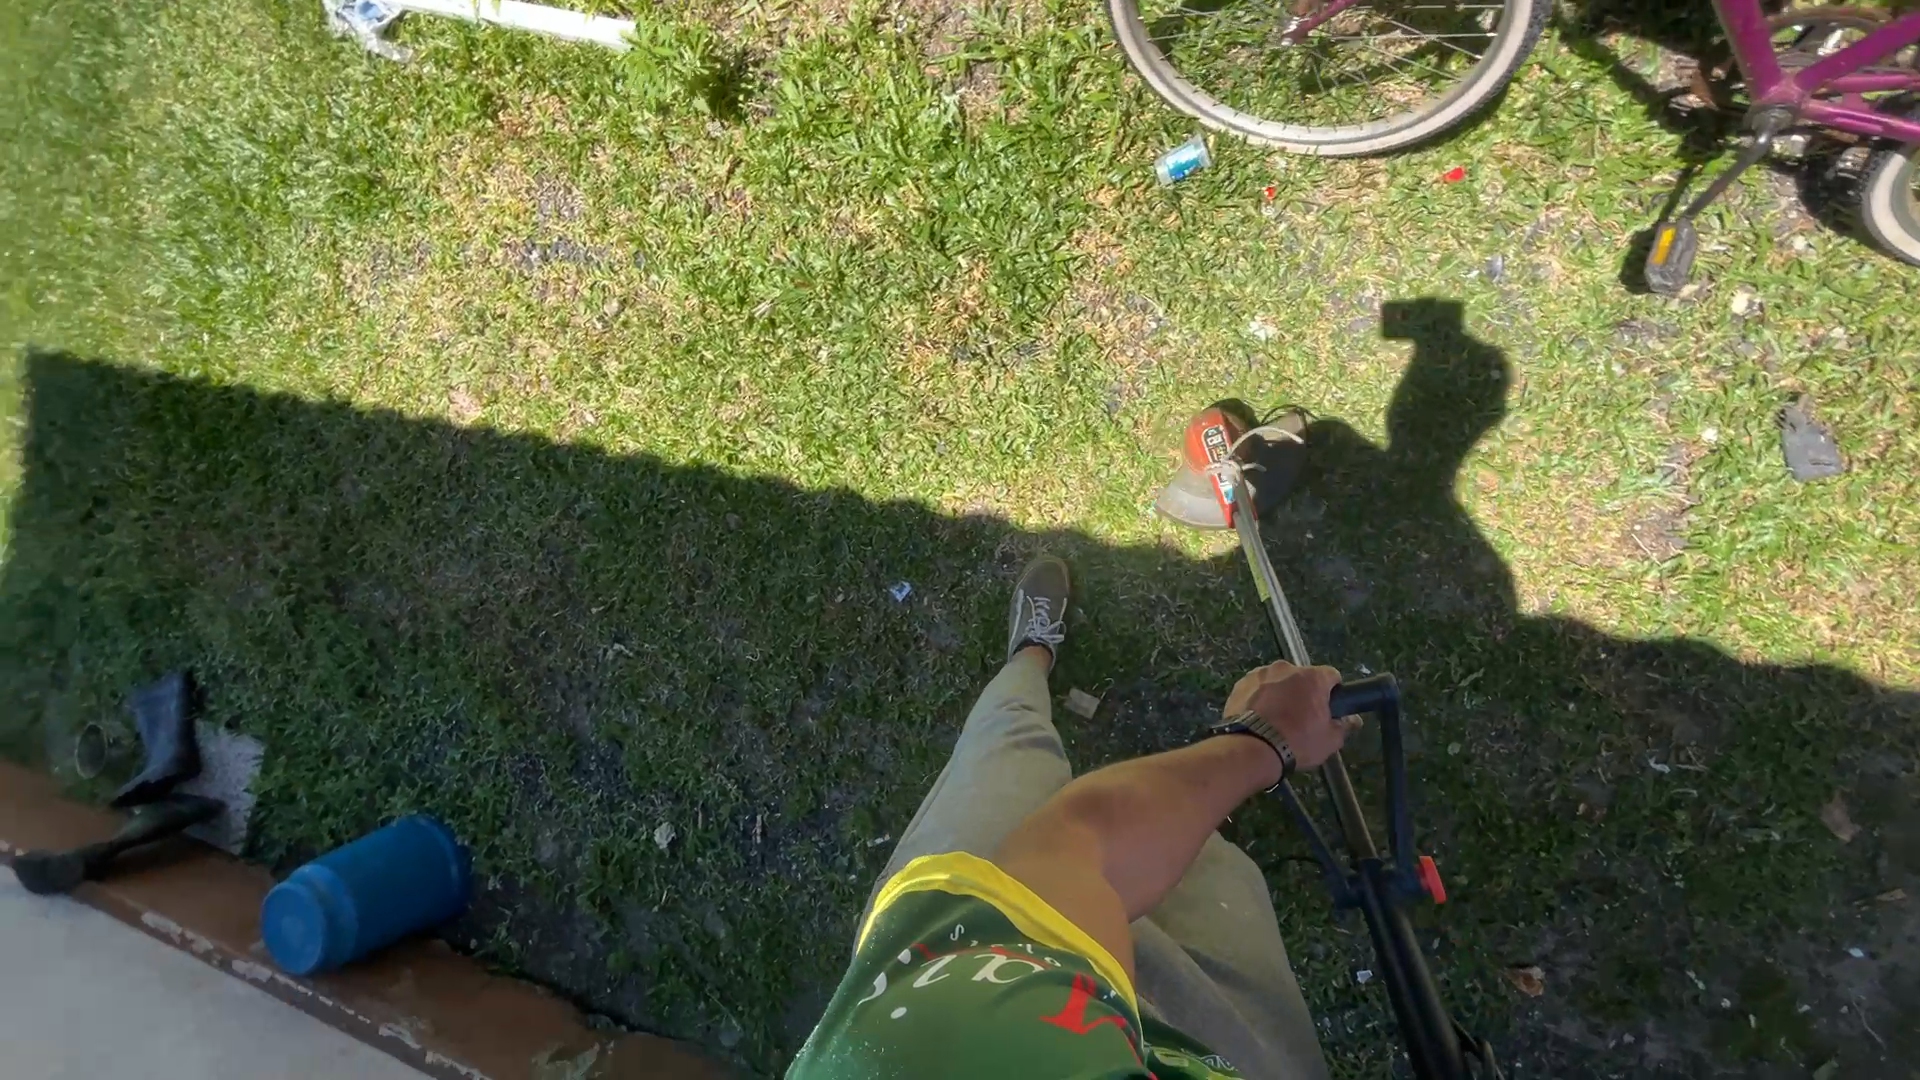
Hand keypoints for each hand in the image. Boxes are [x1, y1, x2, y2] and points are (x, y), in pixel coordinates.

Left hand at [1224, 662, 1352, 768]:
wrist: (1251, 746)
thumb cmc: (1296, 742)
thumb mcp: (1330, 740)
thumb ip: (1344, 725)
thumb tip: (1352, 719)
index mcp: (1312, 677)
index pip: (1331, 675)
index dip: (1333, 691)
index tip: (1329, 706)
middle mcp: (1285, 668)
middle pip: (1301, 677)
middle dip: (1304, 692)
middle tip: (1303, 716)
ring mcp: (1260, 673)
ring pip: (1277, 680)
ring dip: (1280, 692)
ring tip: (1278, 718)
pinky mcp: (1240, 683)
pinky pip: (1257, 687)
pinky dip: (1260, 697)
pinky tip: (1260, 716)